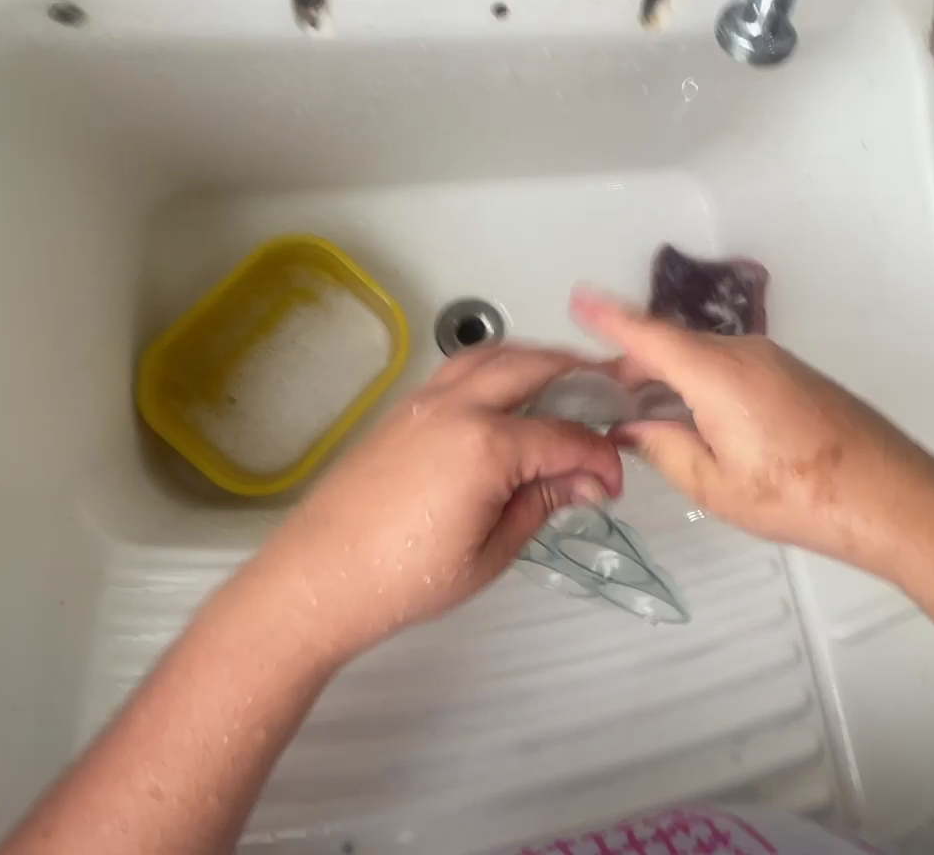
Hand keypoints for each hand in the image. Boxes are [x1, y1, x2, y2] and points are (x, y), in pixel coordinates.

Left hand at [241, 344, 623, 664]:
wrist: (318, 578)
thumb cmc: (407, 579)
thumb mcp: (491, 552)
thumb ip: (542, 504)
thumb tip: (587, 482)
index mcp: (486, 446)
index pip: (564, 436)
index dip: (599, 457)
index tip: (614, 482)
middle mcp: (458, 406)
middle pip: (534, 367)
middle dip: (580, 374)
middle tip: (610, 392)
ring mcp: (426, 400)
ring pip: (493, 355)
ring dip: (535, 359)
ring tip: (563, 381)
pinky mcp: (405, 407)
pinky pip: (461, 368)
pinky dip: (496, 367)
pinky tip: (507, 395)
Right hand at [571, 288, 933, 573]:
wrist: (891, 497)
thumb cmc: (797, 495)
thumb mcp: (715, 485)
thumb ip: (663, 449)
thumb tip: (630, 430)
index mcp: (715, 375)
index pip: (648, 336)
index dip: (609, 318)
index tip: (578, 297)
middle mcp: (742, 354)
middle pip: (673, 348)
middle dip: (636, 371)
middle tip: (609, 406)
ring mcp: (771, 360)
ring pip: (701, 359)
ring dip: (670, 382)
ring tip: (652, 424)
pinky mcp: (790, 374)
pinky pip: (728, 368)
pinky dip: (701, 386)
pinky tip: (701, 424)